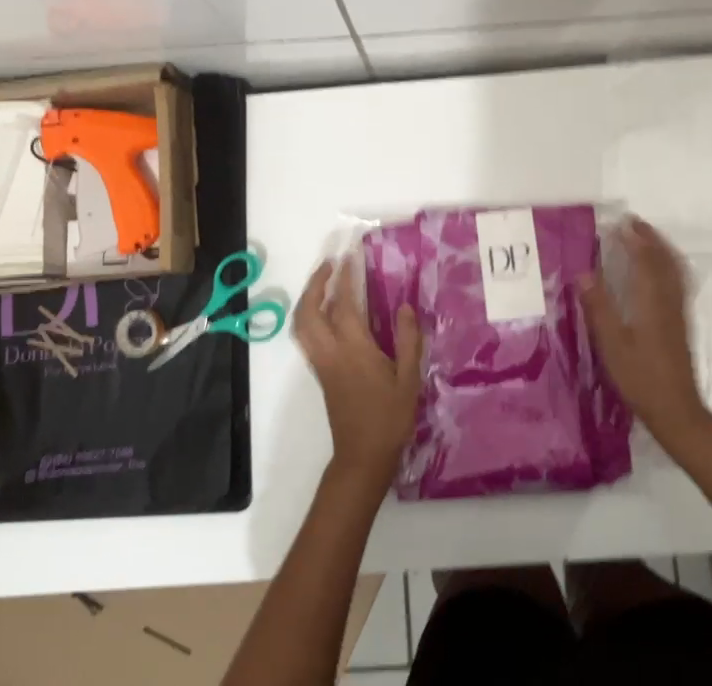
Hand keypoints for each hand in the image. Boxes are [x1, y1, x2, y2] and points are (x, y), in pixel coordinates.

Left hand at [294, 258, 422, 484]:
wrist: (363, 455)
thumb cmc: (390, 418)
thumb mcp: (409, 378)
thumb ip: (407, 340)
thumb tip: (405, 306)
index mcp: (354, 350)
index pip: (344, 305)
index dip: (345, 278)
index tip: (350, 256)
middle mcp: (331, 352)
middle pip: (309, 311)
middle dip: (316, 283)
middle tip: (331, 265)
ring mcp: (321, 364)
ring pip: (302, 324)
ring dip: (309, 299)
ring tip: (325, 283)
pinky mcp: (320, 373)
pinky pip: (306, 336)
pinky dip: (310, 316)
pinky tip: (327, 312)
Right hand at [580, 217, 711, 443]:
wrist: (675, 408)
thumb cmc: (640, 377)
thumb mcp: (611, 344)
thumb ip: (598, 307)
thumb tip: (584, 273)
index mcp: (651, 302)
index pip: (645, 260)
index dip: (635, 239)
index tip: (620, 223)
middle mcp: (669, 301)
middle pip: (664, 261)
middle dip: (650, 239)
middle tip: (633, 224)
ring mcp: (678, 312)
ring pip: (675, 271)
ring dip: (662, 250)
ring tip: (647, 239)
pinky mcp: (681, 324)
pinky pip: (679, 282)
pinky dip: (670, 266)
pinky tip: (661, 272)